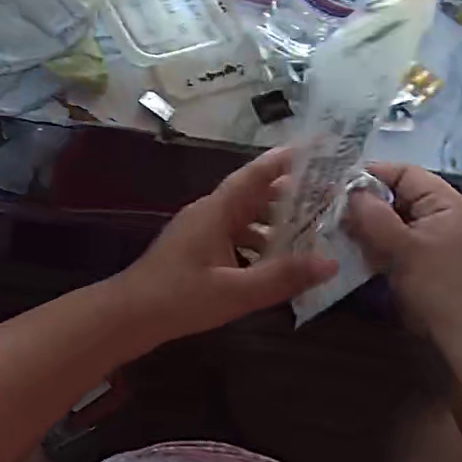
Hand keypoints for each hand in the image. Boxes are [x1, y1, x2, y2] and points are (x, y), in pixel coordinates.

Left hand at [114, 147, 336, 344]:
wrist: (131, 314)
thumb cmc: (180, 297)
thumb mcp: (237, 291)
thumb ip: (283, 276)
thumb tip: (331, 261)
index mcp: (215, 212)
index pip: (252, 177)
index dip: (281, 161)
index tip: (313, 147)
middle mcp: (207, 214)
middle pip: (252, 196)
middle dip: (288, 194)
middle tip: (329, 195)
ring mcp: (199, 232)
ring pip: (244, 218)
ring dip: (275, 221)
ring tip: (313, 229)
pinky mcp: (195, 250)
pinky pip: (234, 237)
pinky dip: (258, 243)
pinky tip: (278, 261)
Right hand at [345, 162, 461, 353]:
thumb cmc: (439, 289)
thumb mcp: (403, 248)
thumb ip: (373, 215)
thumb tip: (347, 190)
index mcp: (451, 206)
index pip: (406, 173)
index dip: (370, 174)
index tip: (334, 185)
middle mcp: (447, 217)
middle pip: (398, 195)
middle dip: (364, 200)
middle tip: (328, 208)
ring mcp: (439, 240)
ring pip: (394, 218)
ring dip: (366, 223)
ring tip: (335, 228)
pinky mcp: (429, 260)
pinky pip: (397, 239)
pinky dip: (375, 241)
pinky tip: (353, 248)